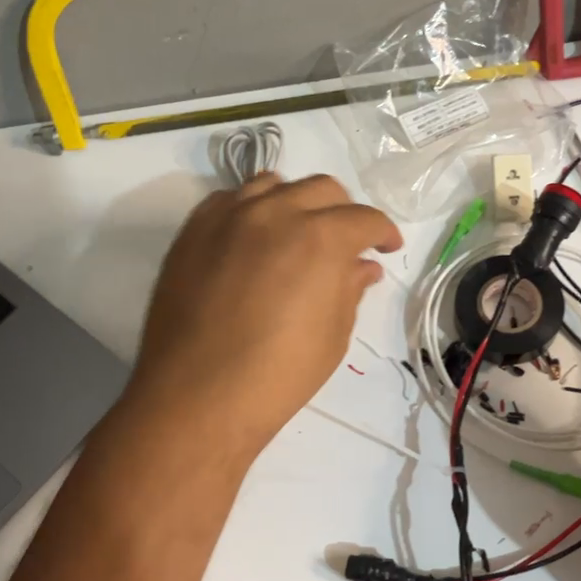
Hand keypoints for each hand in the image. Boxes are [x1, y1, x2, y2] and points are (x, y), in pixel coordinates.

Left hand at [127, 173, 401, 454]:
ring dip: (295, 203)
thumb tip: (361, 267)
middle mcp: (276, 212)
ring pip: (273, 185)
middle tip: (345, 244)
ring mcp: (229, 216)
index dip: (383, 233)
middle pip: (322, 190)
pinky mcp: (194, 230)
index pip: (364, 218)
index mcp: (320, 238)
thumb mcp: (332, 336)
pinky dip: (251, 210)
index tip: (387, 249)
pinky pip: (229, 200)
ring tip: (296, 234)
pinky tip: (253, 239)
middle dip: (343, 212)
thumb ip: (350, 290)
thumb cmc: (278, 375)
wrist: (198, 395)